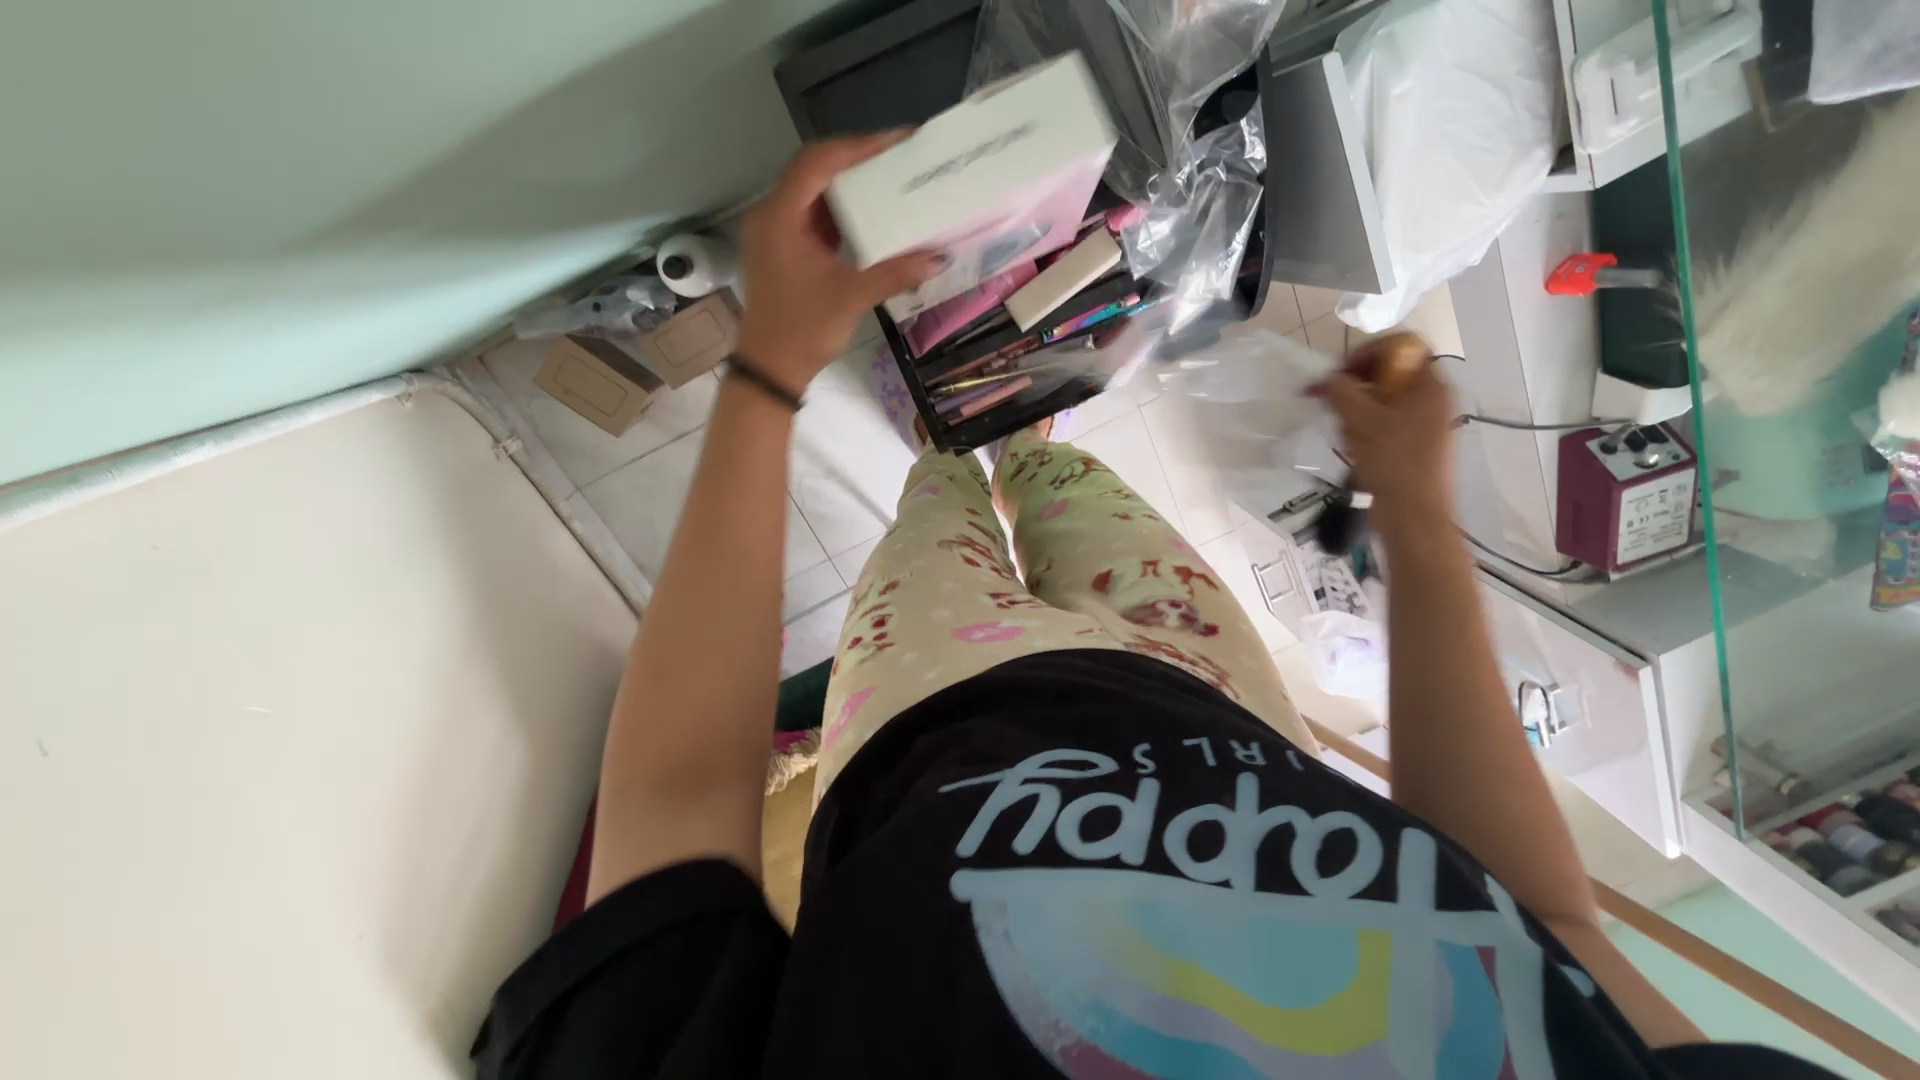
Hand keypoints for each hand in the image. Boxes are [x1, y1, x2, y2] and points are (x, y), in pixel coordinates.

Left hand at [734, 134, 945, 394]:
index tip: (897, 142)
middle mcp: (771, 215)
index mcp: (779, 216)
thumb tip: (939, 257)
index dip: (858, 146)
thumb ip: (895, 272)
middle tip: (899, 158)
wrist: (770, 369)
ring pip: (813, 192)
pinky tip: (870, 217)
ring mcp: (774, 232)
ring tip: (890, 182)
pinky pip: (812, 216)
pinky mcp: (782, 249)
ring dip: (849, 186)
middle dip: (857, 161)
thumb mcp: (851, 298)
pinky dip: (840, 212)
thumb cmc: (802, 330)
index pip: (818, 162)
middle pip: (814, 170)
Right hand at [1314, 338, 1455, 532]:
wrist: (1414, 517)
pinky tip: (1353, 448)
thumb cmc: (1393, 463)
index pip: (1402, 346)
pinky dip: (1365, 429)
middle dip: (1356, 386)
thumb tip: (1326, 379)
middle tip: (1333, 403)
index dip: (1368, 353)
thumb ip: (1340, 391)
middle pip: (1390, 374)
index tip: (1341, 374)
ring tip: (1345, 432)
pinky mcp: (1415, 445)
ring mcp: (1426, 424)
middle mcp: (1434, 399)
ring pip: (1383, 401)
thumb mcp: (1360, 421)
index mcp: (1432, 385)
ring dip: (1357, 411)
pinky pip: (1385, 424)